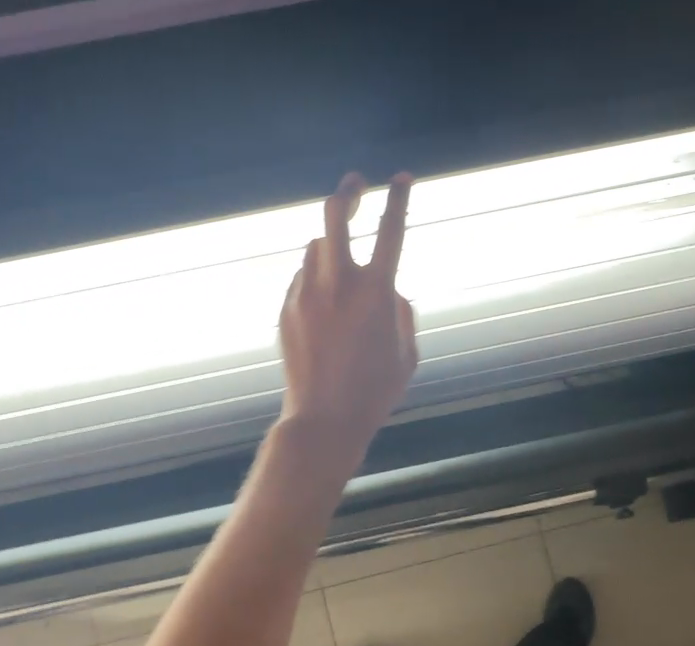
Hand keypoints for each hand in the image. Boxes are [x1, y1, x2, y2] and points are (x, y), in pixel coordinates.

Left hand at [278, 172, 417, 453]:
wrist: (324, 419)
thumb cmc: (374, 392)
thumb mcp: (407, 354)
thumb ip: (403, 313)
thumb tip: (392, 290)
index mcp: (377, 292)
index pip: (391, 229)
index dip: (400, 198)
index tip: (402, 177)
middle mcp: (339, 284)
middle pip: (335, 214)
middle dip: (348, 191)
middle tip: (357, 184)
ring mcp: (307, 294)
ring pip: (316, 247)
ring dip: (332, 244)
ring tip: (343, 261)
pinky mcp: (287, 309)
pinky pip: (302, 278)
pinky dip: (316, 278)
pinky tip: (325, 302)